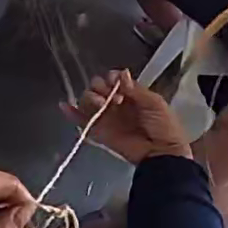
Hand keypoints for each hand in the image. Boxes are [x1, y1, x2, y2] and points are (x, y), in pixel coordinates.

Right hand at [63, 70, 190, 164]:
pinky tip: (64, 106)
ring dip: (90, 97)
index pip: (114, 79)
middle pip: (98, 87)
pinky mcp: (99, 131)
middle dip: (100, 86)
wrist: (161, 153)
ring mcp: (107, 117)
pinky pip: (82, 121)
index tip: (116, 82)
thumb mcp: (154, 103)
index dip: (112, 77)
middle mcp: (116, 103)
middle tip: (109, 95)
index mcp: (131, 94)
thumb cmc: (163, 125)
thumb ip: (135, 89)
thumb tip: (121, 73)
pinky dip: (71, 113)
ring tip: (101, 104)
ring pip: (89, 100)